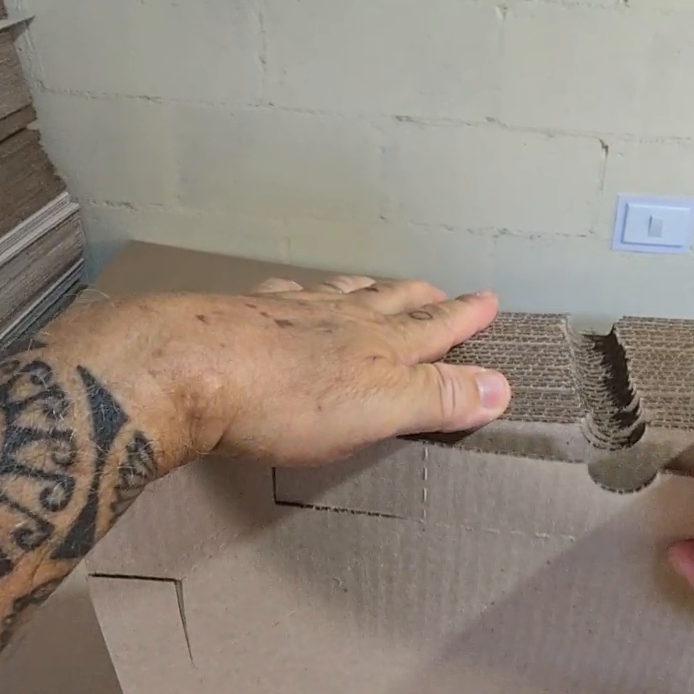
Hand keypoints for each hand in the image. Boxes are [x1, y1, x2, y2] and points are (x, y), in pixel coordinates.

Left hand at [50, 275, 511, 467]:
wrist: (188, 370)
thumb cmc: (290, 402)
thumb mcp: (379, 409)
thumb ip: (439, 397)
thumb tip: (505, 387)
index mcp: (378, 346)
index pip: (434, 329)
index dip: (465, 318)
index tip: (489, 301)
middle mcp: (342, 319)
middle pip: (392, 302)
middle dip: (424, 300)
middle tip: (443, 292)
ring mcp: (292, 312)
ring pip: (342, 293)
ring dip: (369, 290)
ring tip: (379, 285)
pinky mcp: (245, 316)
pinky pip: (286, 296)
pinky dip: (302, 293)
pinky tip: (292, 293)